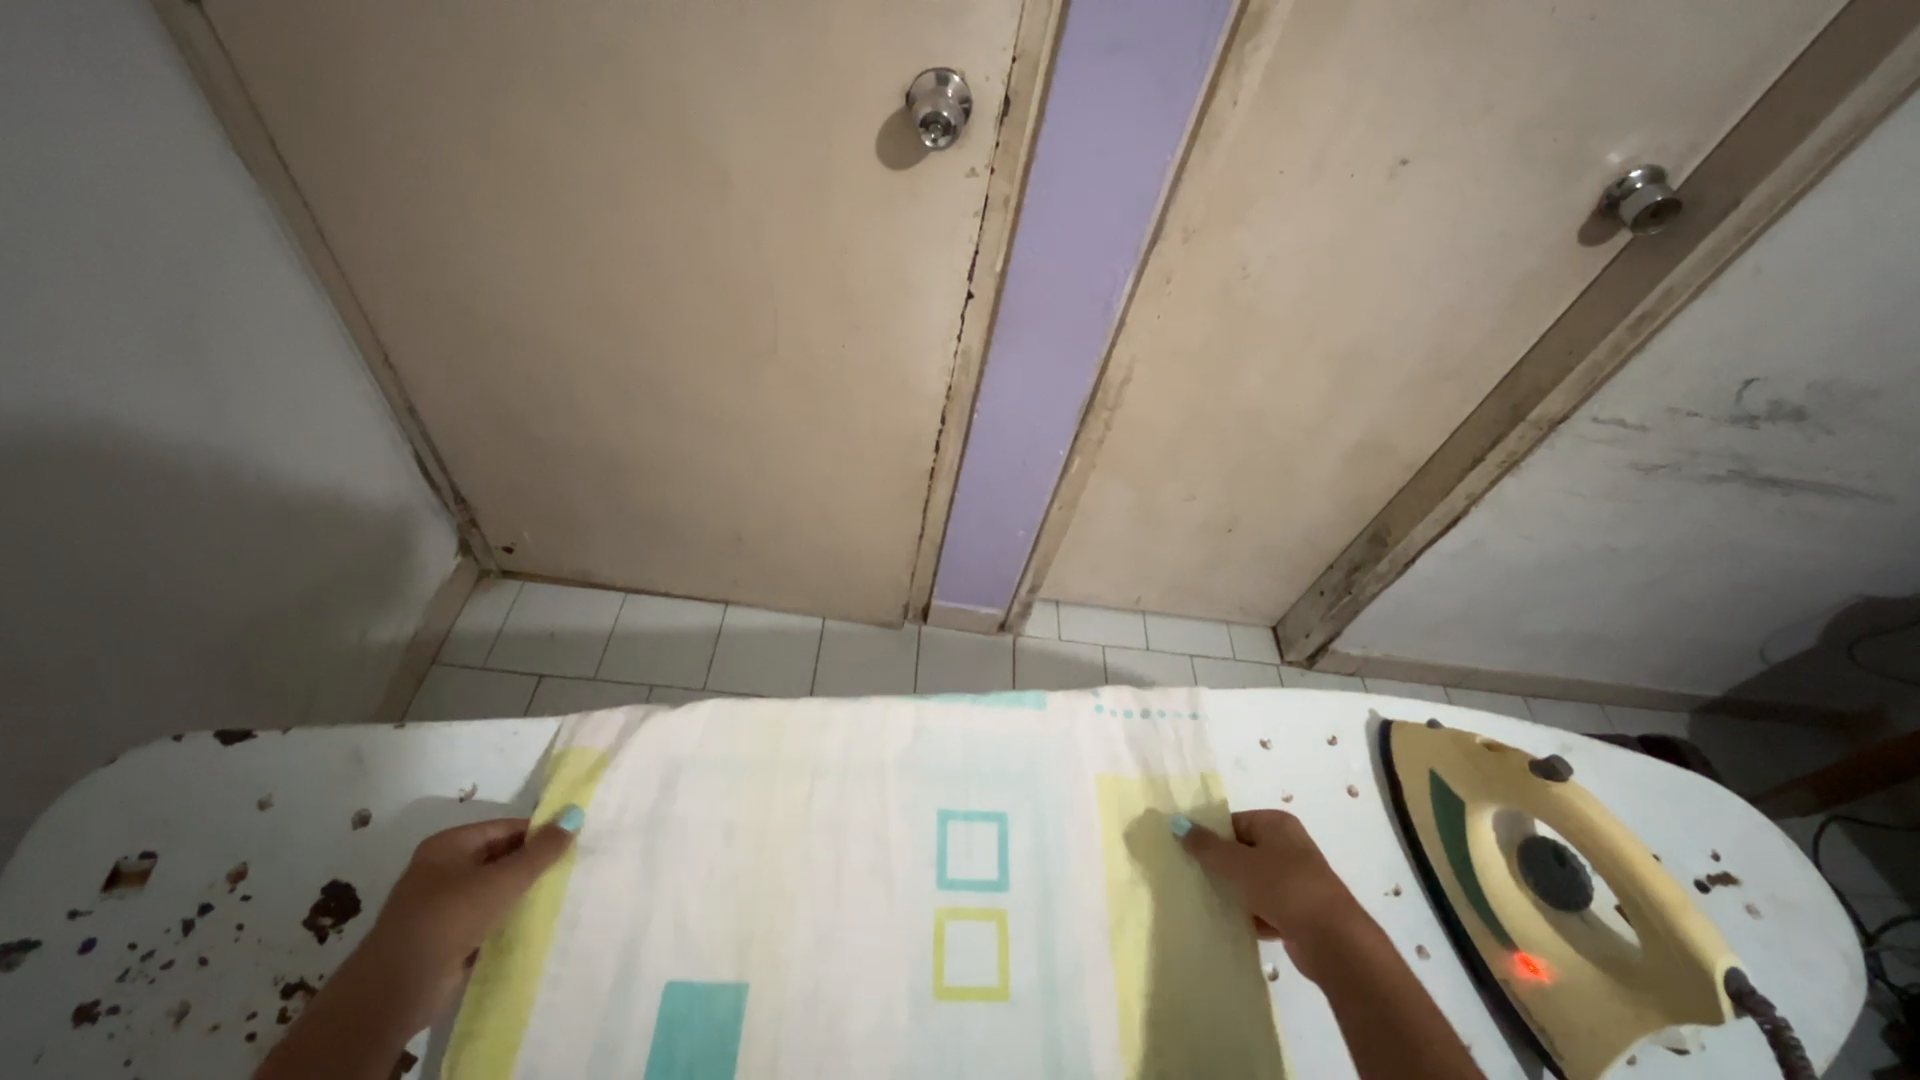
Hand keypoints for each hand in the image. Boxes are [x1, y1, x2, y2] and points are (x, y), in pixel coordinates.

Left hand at [258, 809, 582, 1079]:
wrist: (398, 987)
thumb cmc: (450, 918)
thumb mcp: (503, 880)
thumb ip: (542, 851)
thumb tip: (575, 817)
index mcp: (449, 845)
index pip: (506, 828)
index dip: (539, 834)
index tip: (575, 843)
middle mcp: (443, 870)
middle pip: (500, 857)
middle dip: (534, 864)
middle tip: (574, 868)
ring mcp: (442, 905)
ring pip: (495, 890)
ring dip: (523, 894)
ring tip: (563, 894)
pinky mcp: (447, 937)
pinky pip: (487, 918)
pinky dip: (509, 919)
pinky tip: (538, 922)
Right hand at [1175, 809, 1370, 977]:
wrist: (1333, 940)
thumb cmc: (1284, 887)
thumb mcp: (1238, 863)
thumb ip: (1206, 845)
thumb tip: (1177, 823)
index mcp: (1277, 824)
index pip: (1234, 822)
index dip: (1210, 835)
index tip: (1185, 851)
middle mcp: (1288, 847)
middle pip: (1241, 851)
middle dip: (1218, 865)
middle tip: (1188, 876)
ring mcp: (1294, 880)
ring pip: (1251, 881)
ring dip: (1231, 892)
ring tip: (1201, 901)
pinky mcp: (1296, 911)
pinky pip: (1262, 907)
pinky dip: (1247, 914)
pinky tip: (1225, 923)